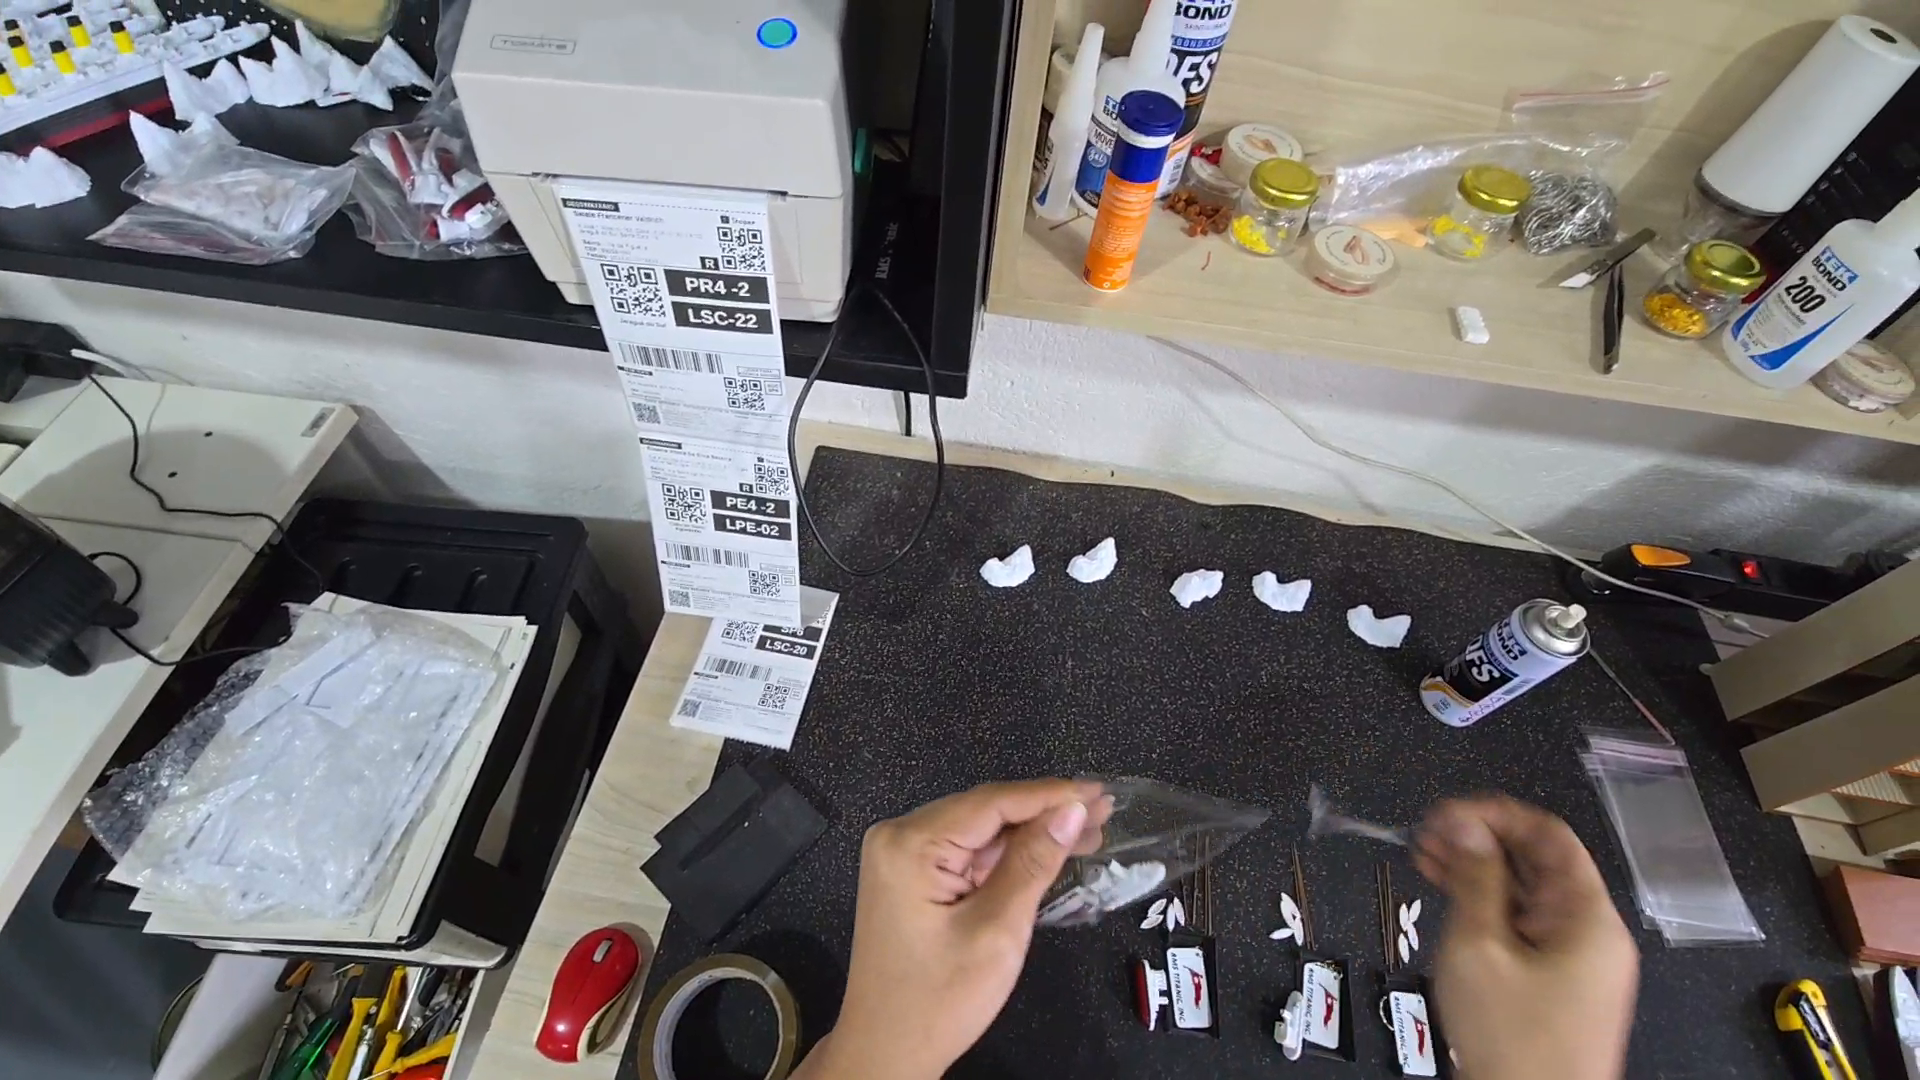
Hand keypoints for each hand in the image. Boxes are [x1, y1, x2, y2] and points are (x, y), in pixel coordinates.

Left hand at [795, 779, 1110, 1079]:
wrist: (884, 1052)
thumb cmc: (940, 1000)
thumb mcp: (996, 932)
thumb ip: (1033, 863)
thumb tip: (1071, 810)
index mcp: (911, 843)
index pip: (991, 802)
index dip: (1049, 794)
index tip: (1098, 792)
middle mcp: (900, 835)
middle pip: (986, 811)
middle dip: (1045, 811)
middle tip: (1103, 811)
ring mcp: (902, 853)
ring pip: (980, 829)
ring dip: (1031, 832)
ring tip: (1089, 830)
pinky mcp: (911, 872)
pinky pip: (967, 850)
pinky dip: (1007, 854)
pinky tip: (1047, 851)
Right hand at [1414, 797, 1637, 1079]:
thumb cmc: (1512, 1037)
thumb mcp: (1479, 944)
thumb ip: (1474, 876)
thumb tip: (1465, 824)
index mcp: (1587, 919)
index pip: (1549, 835)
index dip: (1495, 814)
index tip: (1447, 813)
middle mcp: (1588, 931)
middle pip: (1536, 858)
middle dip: (1479, 836)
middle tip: (1428, 830)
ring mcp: (1571, 953)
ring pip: (1522, 884)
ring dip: (1474, 862)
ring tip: (1424, 851)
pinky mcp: (1552, 970)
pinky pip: (1518, 913)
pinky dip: (1480, 893)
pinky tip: (1441, 880)